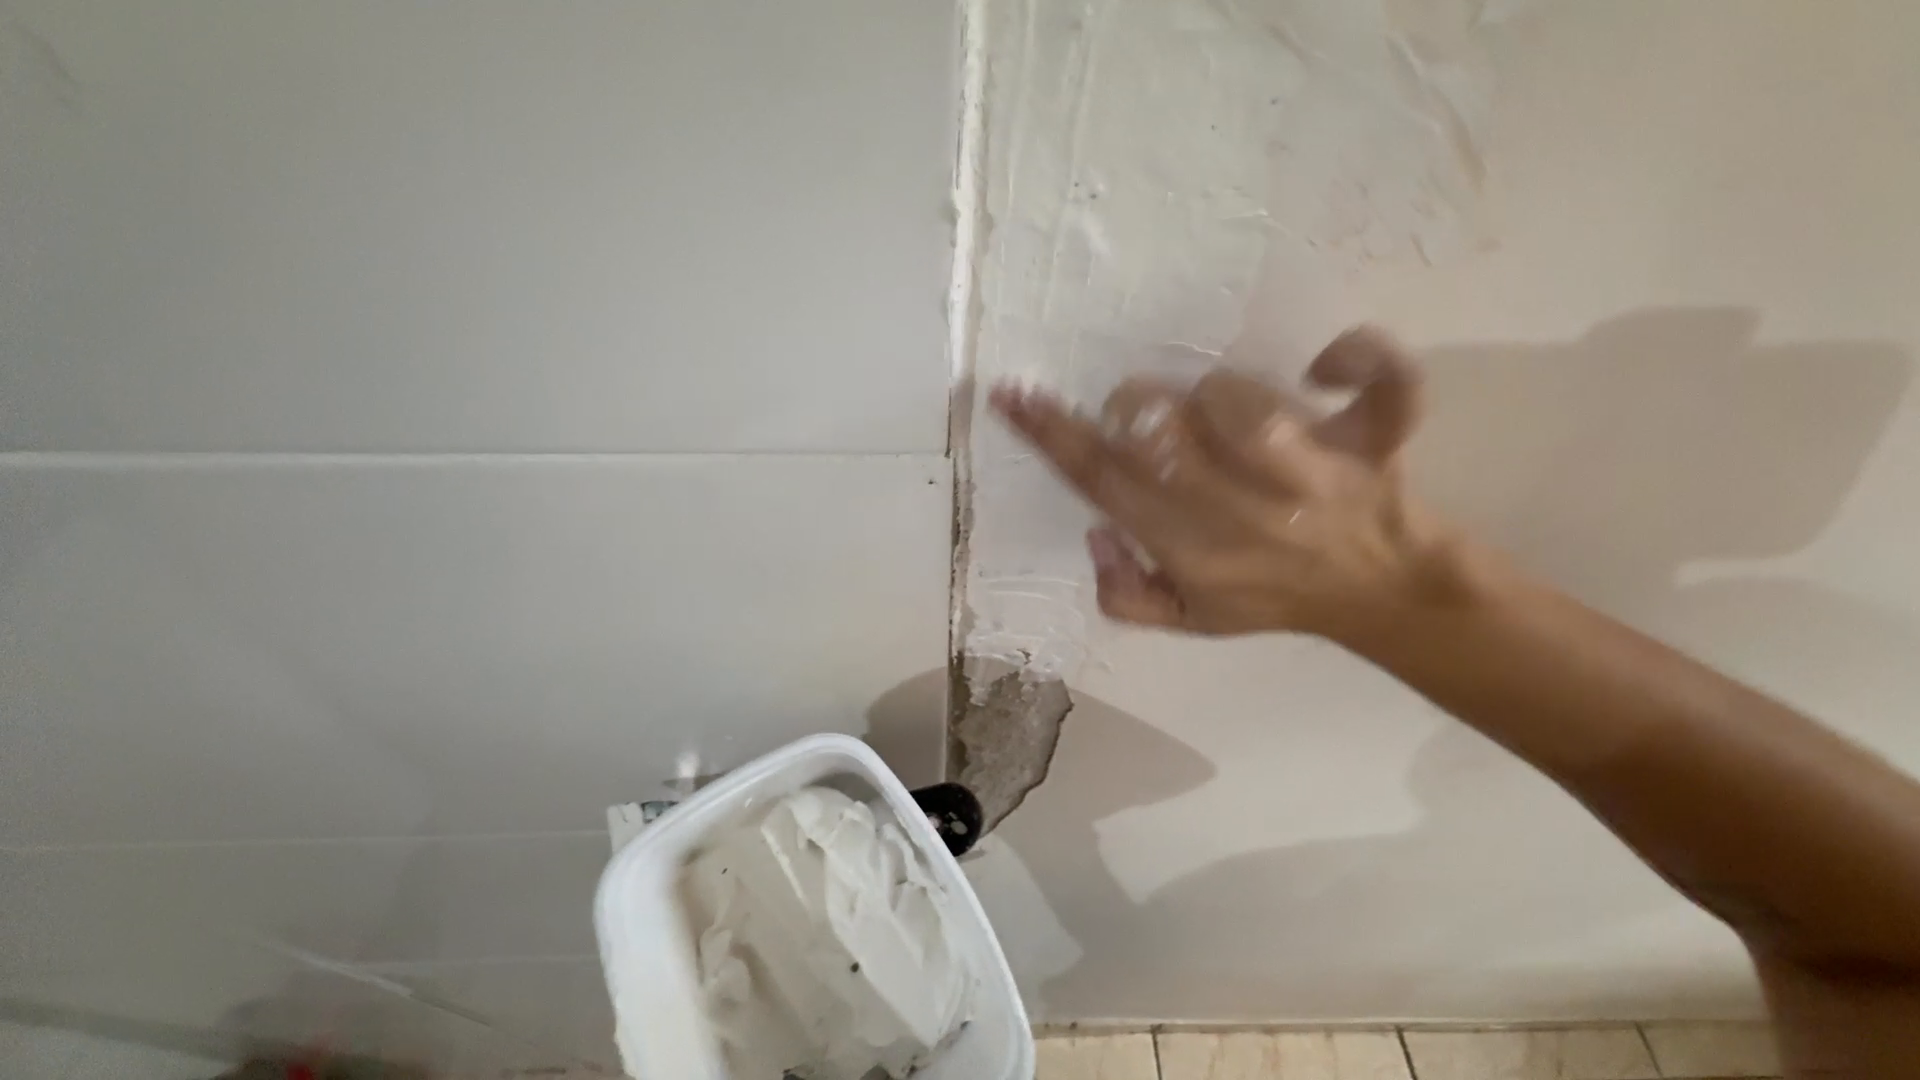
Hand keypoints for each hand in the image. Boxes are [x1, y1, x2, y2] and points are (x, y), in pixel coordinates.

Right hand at [989, 327, 1474, 640]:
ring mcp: (1315, 476)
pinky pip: (1381, 384)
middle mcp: (1245, 512)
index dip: (1052, 436)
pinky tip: (1324, 367)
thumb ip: (1122, 594)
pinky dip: (1359, 359)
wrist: (1383, 594)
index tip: (1014, 394)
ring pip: (1240, 404)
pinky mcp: (1377, 442)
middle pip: (1160, 433)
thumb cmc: (1271, 598)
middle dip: (1134, 409)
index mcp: (1192, 551)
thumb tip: (1094, 533)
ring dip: (1218, 394)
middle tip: (1143, 416)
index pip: (1104, 484)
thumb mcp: (1186, 621)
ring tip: (1222, 414)